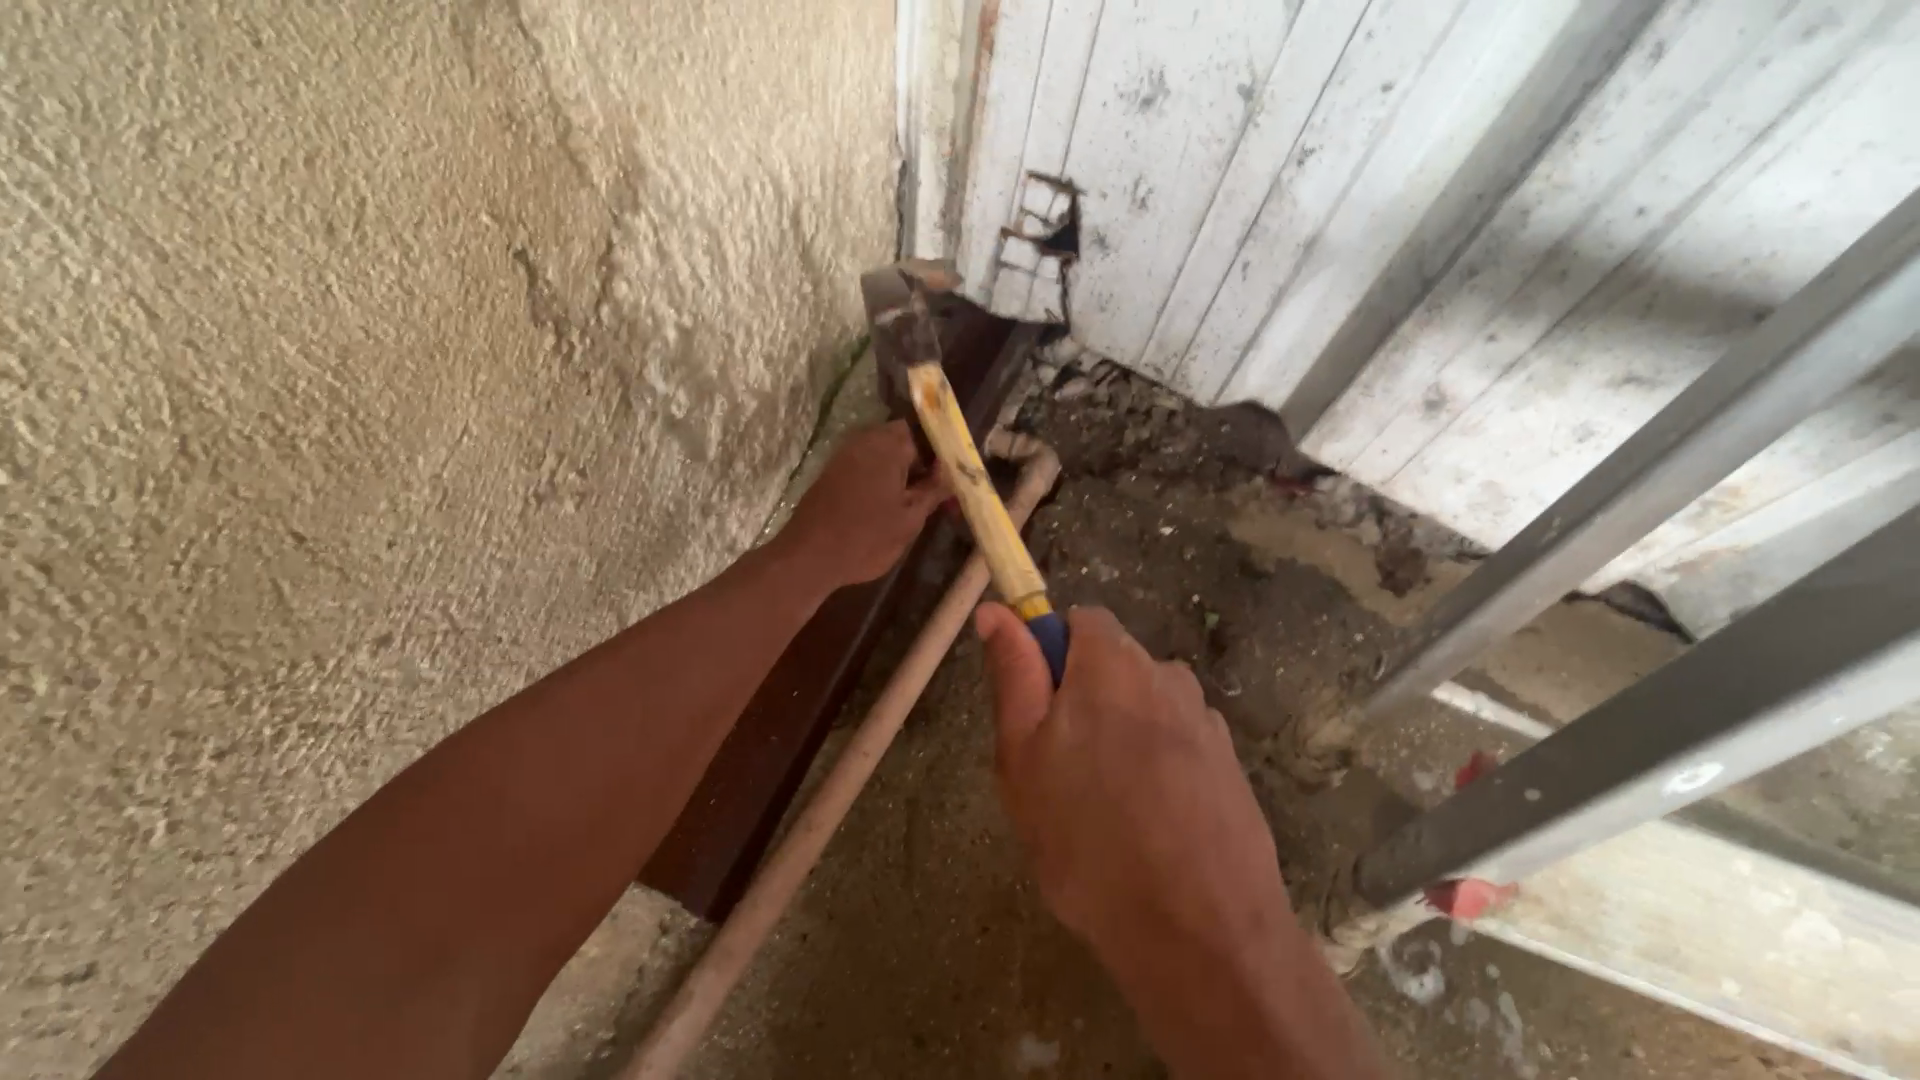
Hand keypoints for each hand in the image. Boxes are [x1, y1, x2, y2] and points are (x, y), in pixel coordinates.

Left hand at [779, 420, 946, 588]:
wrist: (809, 557)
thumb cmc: (866, 538)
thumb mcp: (910, 518)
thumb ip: (934, 490)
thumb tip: (952, 473)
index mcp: (888, 444)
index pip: (927, 433)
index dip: (944, 455)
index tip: (955, 480)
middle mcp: (865, 440)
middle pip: (904, 441)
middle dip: (923, 464)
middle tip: (939, 496)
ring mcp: (845, 455)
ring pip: (885, 455)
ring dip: (902, 474)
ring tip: (917, 505)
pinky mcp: (833, 472)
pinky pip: (867, 466)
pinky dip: (882, 480)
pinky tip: (890, 506)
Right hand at [975, 604, 1289, 967]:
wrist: (1202, 933)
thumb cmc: (1089, 840)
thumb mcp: (1024, 757)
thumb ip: (1014, 675)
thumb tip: (997, 611)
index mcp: (1114, 664)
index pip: (1079, 619)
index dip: (1050, 652)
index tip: (1036, 708)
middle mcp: (1168, 677)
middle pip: (1113, 666)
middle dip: (1083, 702)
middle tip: (1058, 773)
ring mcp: (1207, 724)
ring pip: (1145, 710)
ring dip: (1121, 738)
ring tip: (1104, 812)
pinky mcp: (1232, 768)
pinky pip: (1178, 748)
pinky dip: (1159, 771)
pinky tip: (1150, 829)